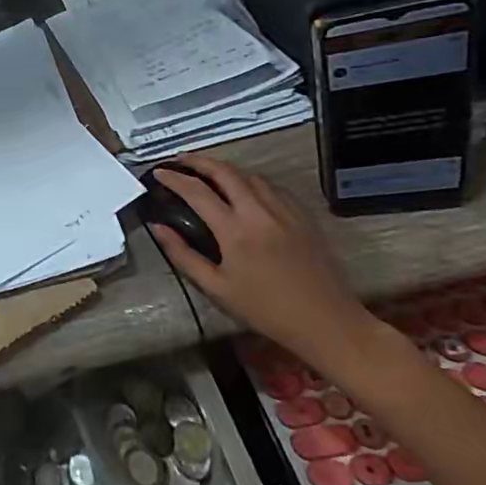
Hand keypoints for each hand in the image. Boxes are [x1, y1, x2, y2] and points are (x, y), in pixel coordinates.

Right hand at [148, 156, 372, 364]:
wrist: (328, 323)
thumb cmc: (265, 309)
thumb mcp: (215, 287)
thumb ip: (182, 254)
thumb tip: (157, 227)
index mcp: (235, 230)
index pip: (197, 192)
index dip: (173, 179)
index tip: (158, 173)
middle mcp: (260, 213)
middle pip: (225, 172)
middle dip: (199, 162)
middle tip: (179, 161)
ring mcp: (286, 212)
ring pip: (251, 176)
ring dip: (225, 168)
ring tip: (207, 171)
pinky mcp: (304, 217)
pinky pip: (273, 187)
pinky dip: (251, 180)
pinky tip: (244, 188)